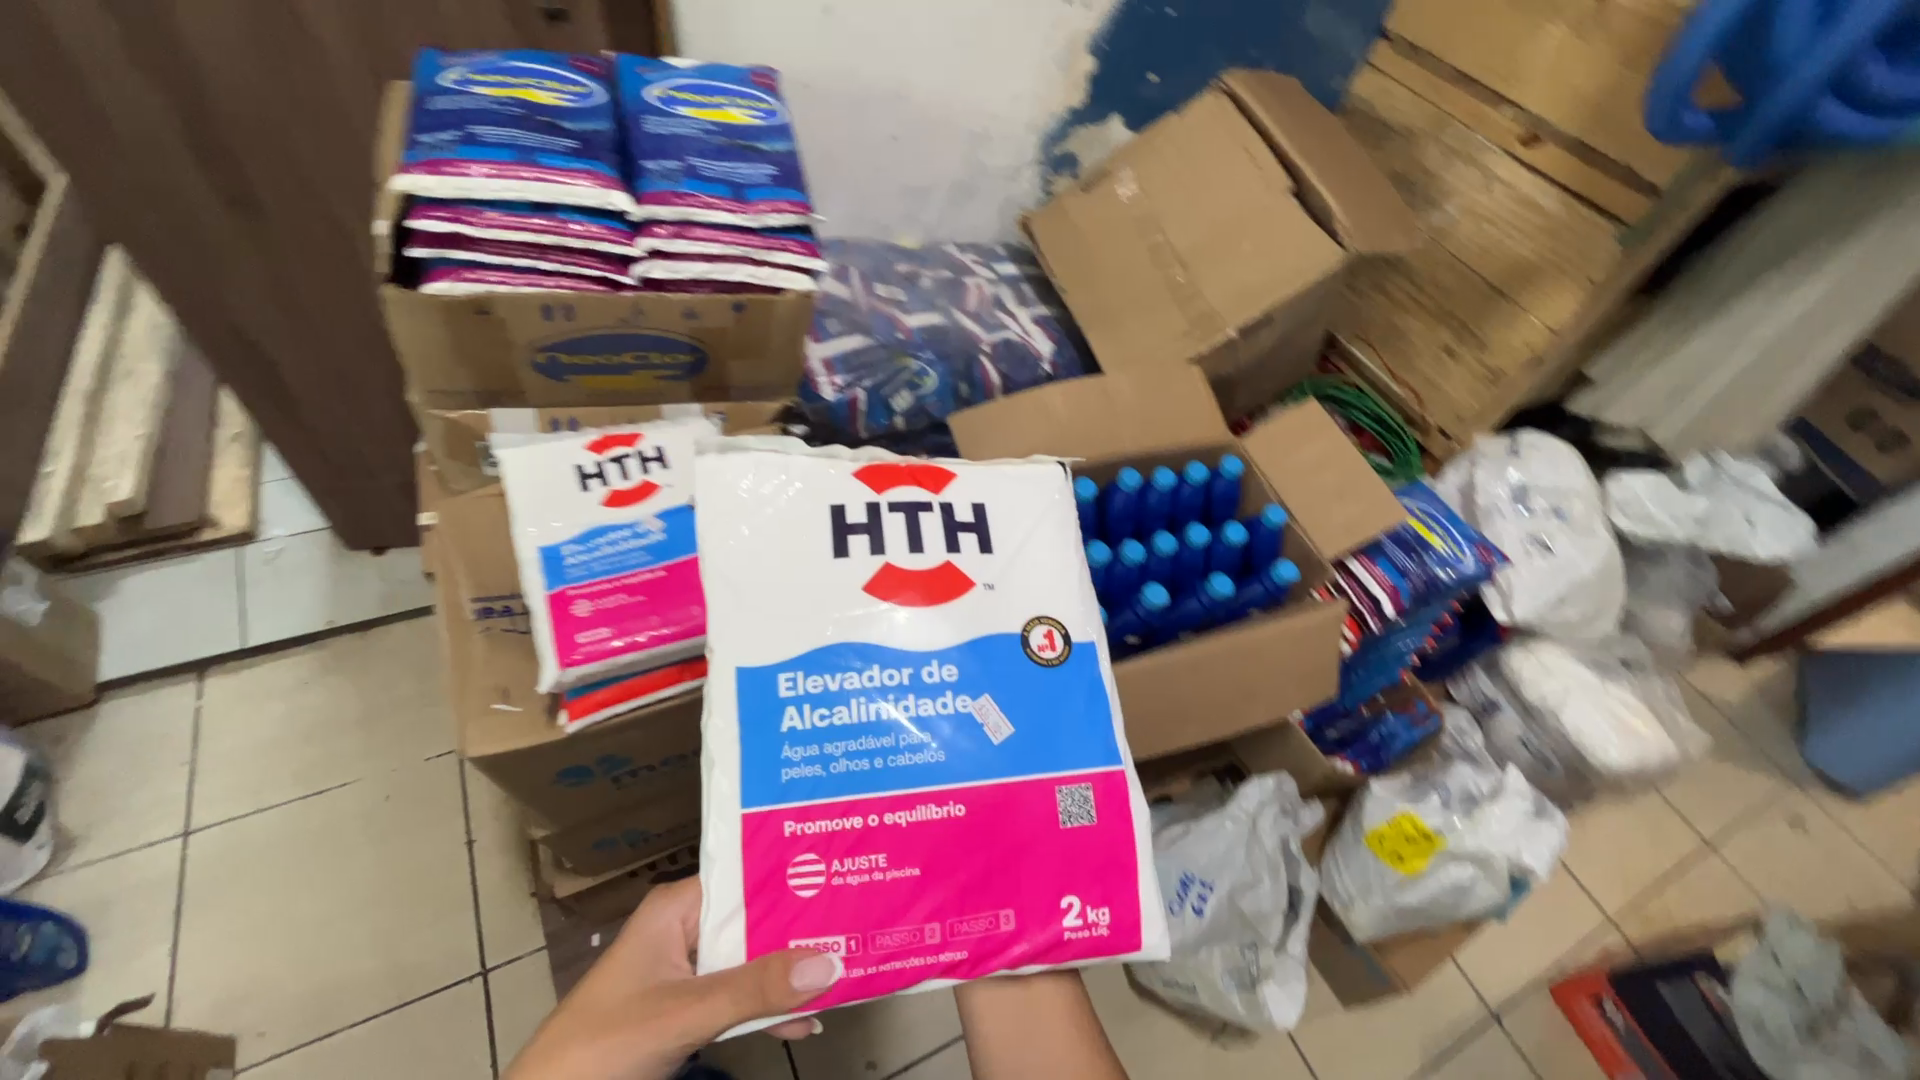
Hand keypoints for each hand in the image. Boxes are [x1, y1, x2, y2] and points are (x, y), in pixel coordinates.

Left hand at [506, 876, 842, 1079]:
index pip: (746, 877)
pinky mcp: (688, 1012)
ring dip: (791, 976)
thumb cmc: (602, 1047)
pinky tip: (808, 1022)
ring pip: (753, 963)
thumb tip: (833, 961)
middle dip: (803, 931)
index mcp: (677, 908)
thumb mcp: (682, 1013)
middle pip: (756, 921)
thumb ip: (754, 988)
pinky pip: (741, 1000)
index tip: (848, 876)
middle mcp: (686, 930)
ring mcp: (687, 973)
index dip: (795, 877)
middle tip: (863, 925)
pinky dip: (770, 1011)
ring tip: (850, 971)